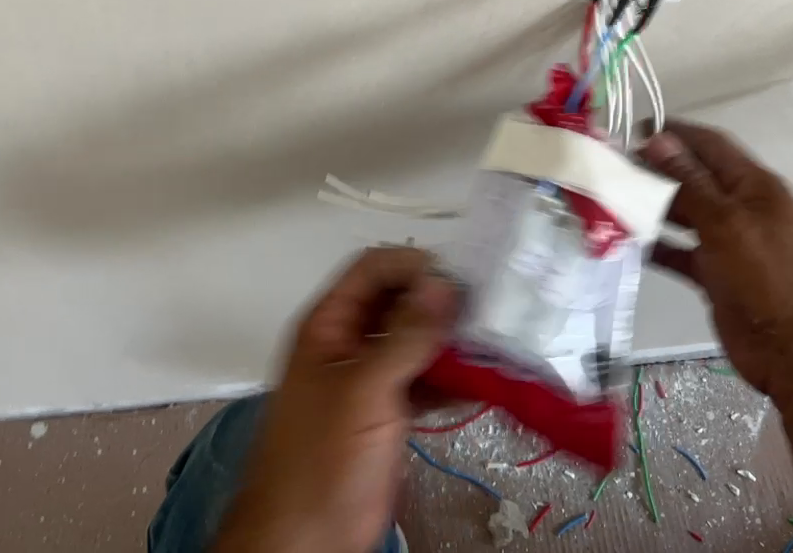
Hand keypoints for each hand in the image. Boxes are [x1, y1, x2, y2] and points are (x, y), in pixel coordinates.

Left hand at [215, 246, 458, 552]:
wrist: (306, 539)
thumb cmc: (322, 458)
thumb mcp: (364, 389)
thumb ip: (403, 335)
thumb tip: (441, 284)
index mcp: (329, 323)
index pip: (372, 269)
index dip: (411, 266)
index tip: (455, 279)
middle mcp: (350, 341)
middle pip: (397, 301)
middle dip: (437, 303)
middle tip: (480, 312)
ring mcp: (370, 376)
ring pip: (414, 340)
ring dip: (448, 342)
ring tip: (487, 346)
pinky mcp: (388, 409)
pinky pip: (423, 379)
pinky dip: (449, 379)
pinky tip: (478, 384)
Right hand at [639, 120, 792, 512]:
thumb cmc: (768, 280)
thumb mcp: (726, 223)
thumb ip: (690, 181)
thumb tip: (660, 139)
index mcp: (755, 187)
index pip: (710, 145)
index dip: (674, 133)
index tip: (632, 129)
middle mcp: (742, 209)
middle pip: (694, 178)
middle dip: (656, 169)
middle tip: (611, 167)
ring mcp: (730, 243)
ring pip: (685, 214)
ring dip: (652, 206)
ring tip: (611, 199)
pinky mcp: (718, 275)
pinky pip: (682, 251)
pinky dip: (658, 245)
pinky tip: (627, 243)